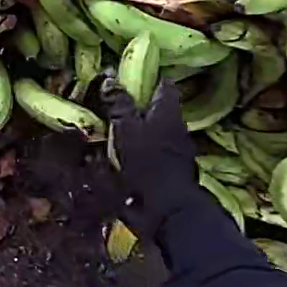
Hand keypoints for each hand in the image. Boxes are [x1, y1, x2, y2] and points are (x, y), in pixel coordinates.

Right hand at [99, 78, 199, 241]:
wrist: (167, 211)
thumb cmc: (147, 162)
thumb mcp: (126, 128)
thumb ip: (119, 103)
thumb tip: (111, 77)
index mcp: (167, 111)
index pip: (164, 84)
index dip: (149, 77)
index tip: (129, 75)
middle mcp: (175, 127)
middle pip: (158, 108)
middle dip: (140, 104)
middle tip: (114, 102)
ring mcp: (174, 150)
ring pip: (155, 130)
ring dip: (138, 128)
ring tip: (112, 128)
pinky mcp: (168, 171)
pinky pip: (151, 152)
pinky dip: (138, 149)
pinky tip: (120, 154)